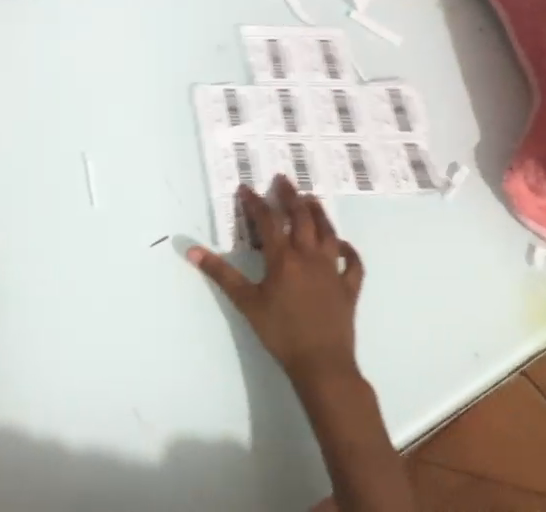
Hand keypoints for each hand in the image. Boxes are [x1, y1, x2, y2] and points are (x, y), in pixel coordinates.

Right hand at [188, 177, 365, 384]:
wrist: (322, 364)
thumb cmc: (280, 333)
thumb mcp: (245, 302)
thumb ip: (221, 273)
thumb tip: (193, 251)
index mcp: (283, 259)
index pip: (267, 221)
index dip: (255, 203)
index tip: (245, 188)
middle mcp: (309, 257)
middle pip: (302, 218)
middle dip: (290, 196)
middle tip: (283, 180)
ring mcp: (332, 271)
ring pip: (328, 233)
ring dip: (319, 213)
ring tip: (310, 199)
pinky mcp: (349, 288)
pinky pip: (352, 263)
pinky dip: (348, 250)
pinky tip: (342, 244)